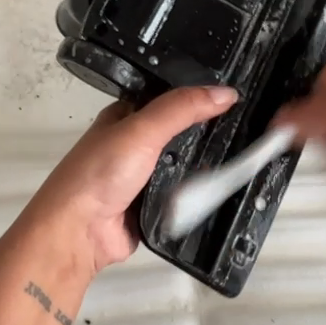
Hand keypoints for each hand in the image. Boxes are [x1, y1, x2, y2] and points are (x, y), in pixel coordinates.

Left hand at [19, 85, 237, 275]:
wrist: (79, 232)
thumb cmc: (99, 172)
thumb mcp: (142, 130)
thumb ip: (181, 109)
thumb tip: (224, 92)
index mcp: (127, 115)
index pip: (170, 98)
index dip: (199, 95)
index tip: (236, 97)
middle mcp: (135, 143)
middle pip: (181, 133)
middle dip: (207, 134)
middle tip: (247, 129)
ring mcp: (144, 176)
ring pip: (185, 165)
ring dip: (205, 166)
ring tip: (245, 157)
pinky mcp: (153, 205)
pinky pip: (184, 195)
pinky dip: (198, 194)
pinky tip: (223, 188)